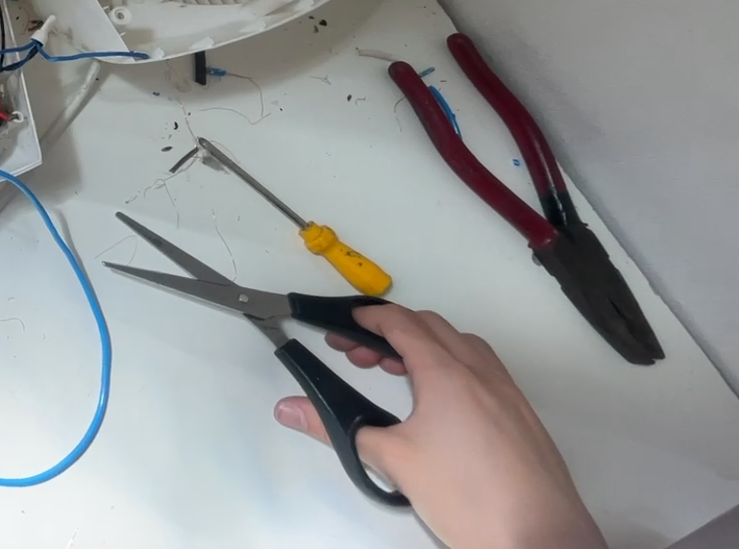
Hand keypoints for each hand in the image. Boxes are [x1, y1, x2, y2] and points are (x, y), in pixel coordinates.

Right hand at [274, 305, 603, 548]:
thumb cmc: (465, 498)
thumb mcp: (391, 460)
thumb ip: (333, 426)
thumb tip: (285, 410)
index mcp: (448, 376)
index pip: (402, 324)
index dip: (368, 317)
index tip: (343, 324)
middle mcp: (483, 377)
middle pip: (433, 326)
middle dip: (391, 329)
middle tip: (360, 354)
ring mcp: (512, 398)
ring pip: (465, 345)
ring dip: (427, 344)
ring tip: (400, 372)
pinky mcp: (528, 422)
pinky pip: (487, 370)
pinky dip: (455, 364)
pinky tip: (441, 400)